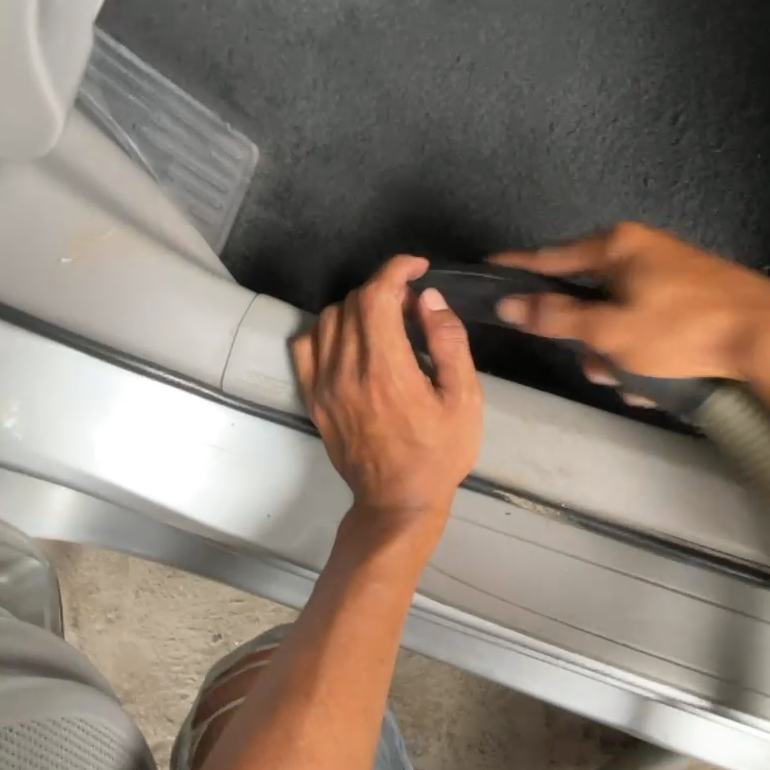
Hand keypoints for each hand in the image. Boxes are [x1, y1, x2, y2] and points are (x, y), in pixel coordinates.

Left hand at [291, 256, 484, 541]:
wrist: (397, 501)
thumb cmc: (439, 454)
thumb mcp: (464, 399)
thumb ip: (448, 342)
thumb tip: (427, 298)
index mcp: (387, 369)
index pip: (376, 296)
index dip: (395, 269)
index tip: (416, 267)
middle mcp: (347, 371)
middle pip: (352, 302)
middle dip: (383, 289)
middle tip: (411, 307)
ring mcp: (323, 385)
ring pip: (327, 319)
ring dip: (356, 308)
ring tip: (384, 324)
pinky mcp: (313, 398)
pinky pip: (305, 346)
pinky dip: (325, 331)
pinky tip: (350, 342)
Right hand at [491, 223, 769, 393]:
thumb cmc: (684, 330)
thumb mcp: (611, 330)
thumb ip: (557, 317)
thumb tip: (511, 303)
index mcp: (618, 246)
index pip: (551, 256)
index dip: (518, 269)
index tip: (488, 272)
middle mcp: (644, 250)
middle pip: (591, 293)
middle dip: (586, 335)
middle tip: (593, 364)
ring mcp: (674, 272)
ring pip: (624, 315)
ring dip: (619, 352)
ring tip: (634, 384)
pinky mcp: (698, 297)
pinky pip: (654, 325)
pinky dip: (649, 352)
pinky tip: (660, 382)